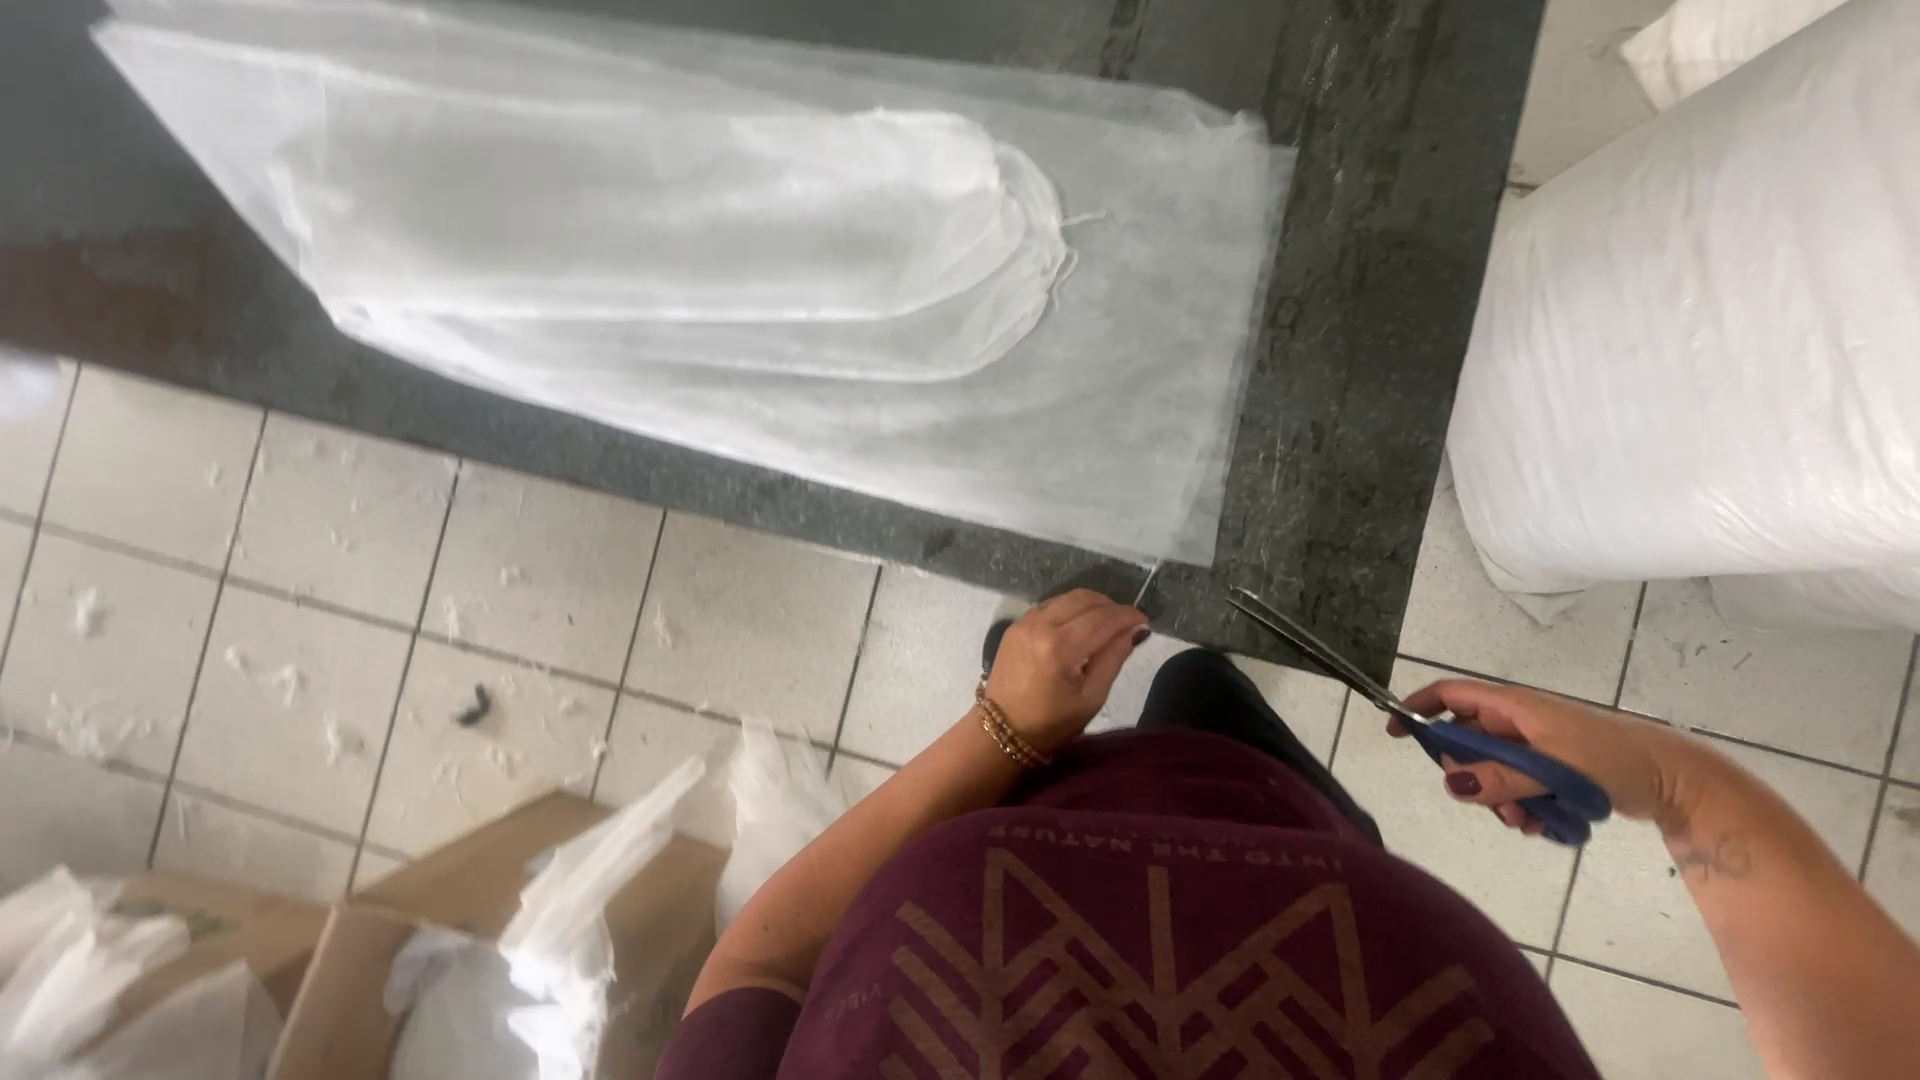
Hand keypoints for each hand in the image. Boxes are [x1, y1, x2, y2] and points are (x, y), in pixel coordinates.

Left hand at [984, 589, 1148, 754]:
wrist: (1003, 729)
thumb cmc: (1052, 722)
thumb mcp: (1092, 697)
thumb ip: (1114, 658)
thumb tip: (1135, 630)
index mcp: (1060, 647)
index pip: (1103, 618)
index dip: (1128, 616)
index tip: (1144, 621)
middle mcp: (1040, 625)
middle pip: (1085, 599)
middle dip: (1111, 607)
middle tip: (1126, 623)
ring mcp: (1024, 622)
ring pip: (1066, 597)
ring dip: (1091, 604)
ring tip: (1106, 623)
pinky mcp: (1015, 625)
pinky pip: (1050, 605)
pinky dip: (1070, 608)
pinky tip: (1079, 625)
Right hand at [1396, 679, 1725, 836]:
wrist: (1679, 780)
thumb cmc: (1613, 761)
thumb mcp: (1553, 771)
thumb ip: (1501, 778)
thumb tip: (1451, 784)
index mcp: (1512, 706)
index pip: (1448, 694)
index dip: (1418, 707)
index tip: (1395, 731)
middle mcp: (1516, 721)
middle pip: (1466, 740)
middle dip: (1469, 775)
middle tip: (1486, 803)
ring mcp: (1533, 744)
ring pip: (1491, 768)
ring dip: (1498, 797)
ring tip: (1524, 821)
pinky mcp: (1550, 767)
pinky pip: (1516, 783)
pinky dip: (1520, 803)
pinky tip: (1541, 822)